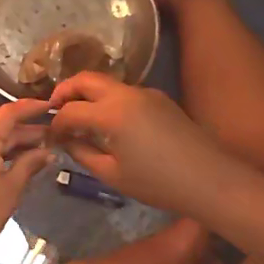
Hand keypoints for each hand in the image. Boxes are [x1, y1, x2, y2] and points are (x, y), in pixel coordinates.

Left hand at [0, 98, 54, 261]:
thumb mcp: (10, 189)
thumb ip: (30, 164)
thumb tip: (48, 150)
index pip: (8, 113)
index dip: (31, 107)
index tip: (52, 105)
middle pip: (0, 127)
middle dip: (28, 130)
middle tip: (57, 134)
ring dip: (15, 143)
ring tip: (46, 147)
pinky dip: (1, 153)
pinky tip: (22, 159)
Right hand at [49, 73, 216, 213]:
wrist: (213, 181)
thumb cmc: (159, 184)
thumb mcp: (113, 175)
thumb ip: (83, 153)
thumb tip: (66, 140)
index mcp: (111, 114)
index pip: (70, 111)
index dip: (55, 123)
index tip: (49, 135)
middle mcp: (126, 94)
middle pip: (85, 79)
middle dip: (65, 91)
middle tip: (55, 110)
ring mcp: (145, 92)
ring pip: (105, 83)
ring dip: (87, 94)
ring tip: (80, 118)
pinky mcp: (159, 98)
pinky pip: (124, 91)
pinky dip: (107, 100)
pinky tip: (109, 123)